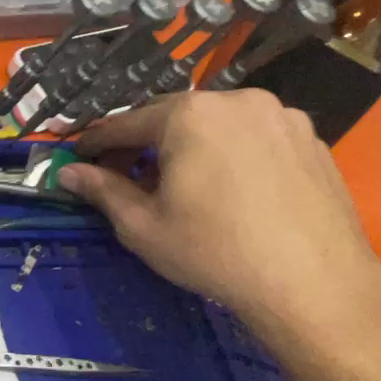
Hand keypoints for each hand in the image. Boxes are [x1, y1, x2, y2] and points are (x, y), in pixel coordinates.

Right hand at [58, 90, 380, 352]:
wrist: (312, 280)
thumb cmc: (212, 250)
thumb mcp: (141, 225)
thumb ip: (102, 190)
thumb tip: (68, 173)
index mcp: (189, 116)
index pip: (124, 123)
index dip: (94, 143)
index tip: (76, 160)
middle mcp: (237, 101)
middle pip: (171, 116)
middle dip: (141, 142)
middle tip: (121, 175)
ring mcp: (280, 116)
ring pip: (214, 124)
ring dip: (185, 146)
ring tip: (173, 184)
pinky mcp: (310, 138)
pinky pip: (251, 136)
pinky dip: (225, 153)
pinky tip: (221, 189)